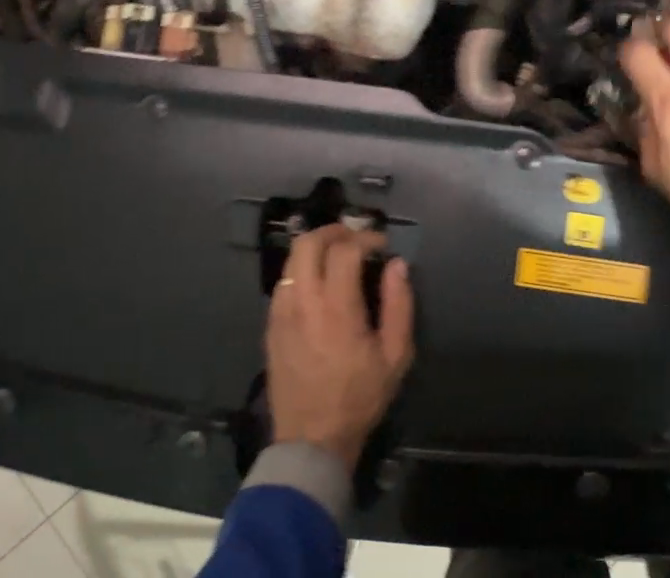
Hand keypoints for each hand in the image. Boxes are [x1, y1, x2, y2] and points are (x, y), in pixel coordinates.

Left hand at [266, 226, 414, 471]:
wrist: (311, 439)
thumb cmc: (359, 398)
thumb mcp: (395, 356)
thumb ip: (399, 305)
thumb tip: (397, 266)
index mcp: (336, 308)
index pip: (344, 250)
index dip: (365, 238)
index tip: (382, 245)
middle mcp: (303, 302)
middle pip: (307, 243)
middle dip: (333, 231)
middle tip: (355, 238)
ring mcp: (281, 313)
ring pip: (291, 260)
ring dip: (315, 248)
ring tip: (337, 256)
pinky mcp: (271, 326)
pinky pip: (284, 283)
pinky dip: (302, 271)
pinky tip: (318, 285)